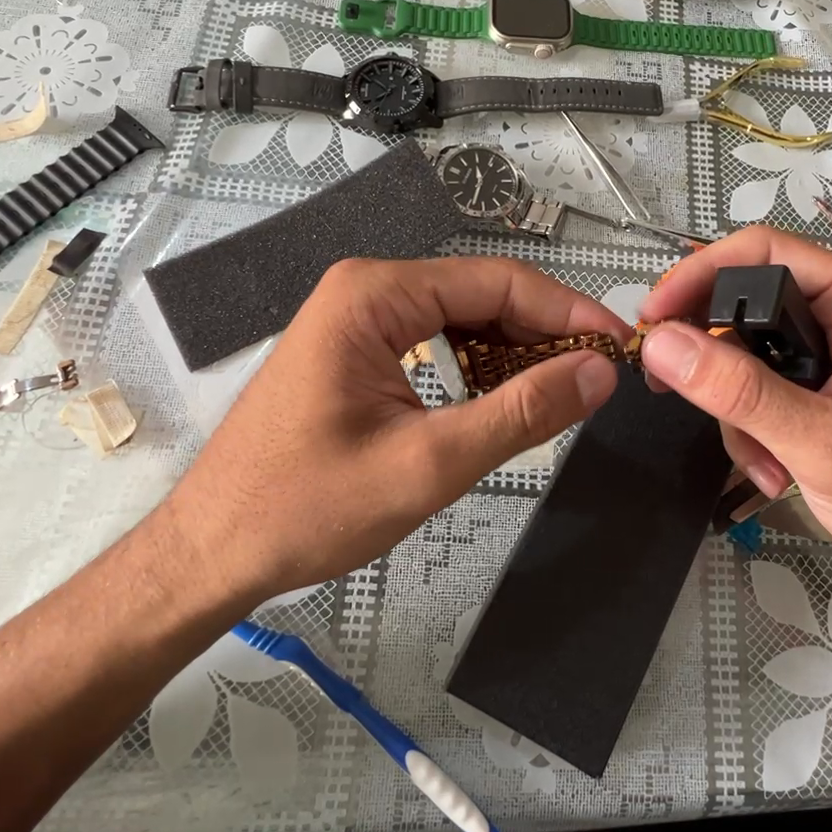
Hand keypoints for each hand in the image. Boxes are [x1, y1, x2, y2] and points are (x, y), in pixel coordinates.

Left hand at [164, 257, 627, 606]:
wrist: (212, 551)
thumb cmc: (305, 508)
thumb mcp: (428, 464)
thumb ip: (520, 414)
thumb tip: (598, 374)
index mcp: (375, 294)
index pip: (497, 281)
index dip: (568, 312)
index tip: (619, 348)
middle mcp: (366, 290)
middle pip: (481, 295)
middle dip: (543, 334)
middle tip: (597, 379)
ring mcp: (357, 319)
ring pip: (462, 320)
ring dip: (513, 354)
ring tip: (558, 395)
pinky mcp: (355, 351)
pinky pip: (435, 343)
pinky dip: (477, 370)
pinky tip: (502, 402)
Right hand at [637, 227, 831, 594]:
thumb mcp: (823, 443)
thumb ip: (741, 393)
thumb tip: (661, 344)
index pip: (767, 253)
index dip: (702, 273)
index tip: (653, 316)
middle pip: (744, 300)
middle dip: (712, 355)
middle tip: (666, 385)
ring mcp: (822, 353)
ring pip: (737, 351)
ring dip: (734, 410)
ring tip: (764, 461)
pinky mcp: (807, 388)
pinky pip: (748, 388)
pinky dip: (747, 430)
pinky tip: (773, 470)